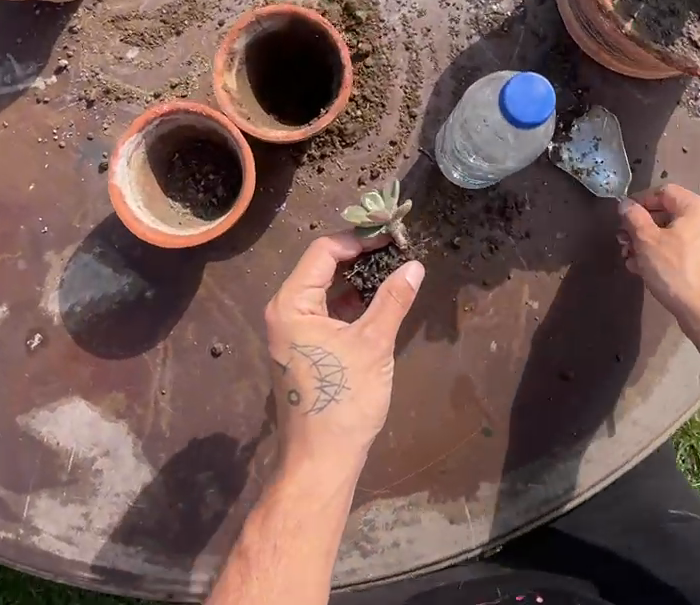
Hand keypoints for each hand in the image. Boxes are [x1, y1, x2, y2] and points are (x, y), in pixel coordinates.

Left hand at [263, 235, 423, 476]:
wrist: (321, 462)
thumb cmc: (343, 400)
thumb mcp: (373, 343)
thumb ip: (393, 299)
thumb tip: (415, 265)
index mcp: (291, 303)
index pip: (323, 251)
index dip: (358, 240)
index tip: (391, 238)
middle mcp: (284, 311)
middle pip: (322, 267)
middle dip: (360, 257)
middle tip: (396, 251)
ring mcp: (292, 332)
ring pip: (326, 290)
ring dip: (357, 280)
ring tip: (393, 271)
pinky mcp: (303, 349)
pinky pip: (327, 312)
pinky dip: (351, 303)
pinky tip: (380, 301)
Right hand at [617, 184, 699, 329]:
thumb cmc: (677, 272)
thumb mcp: (647, 242)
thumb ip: (634, 217)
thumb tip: (626, 205)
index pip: (665, 192)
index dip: (640, 201)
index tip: (623, 218)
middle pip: (671, 214)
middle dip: (643, 227)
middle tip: (624, 242)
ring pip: (679, 235)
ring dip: (653, 244)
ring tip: (633, 260)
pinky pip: (690, 252)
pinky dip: (670, 256)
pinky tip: (651, 272)